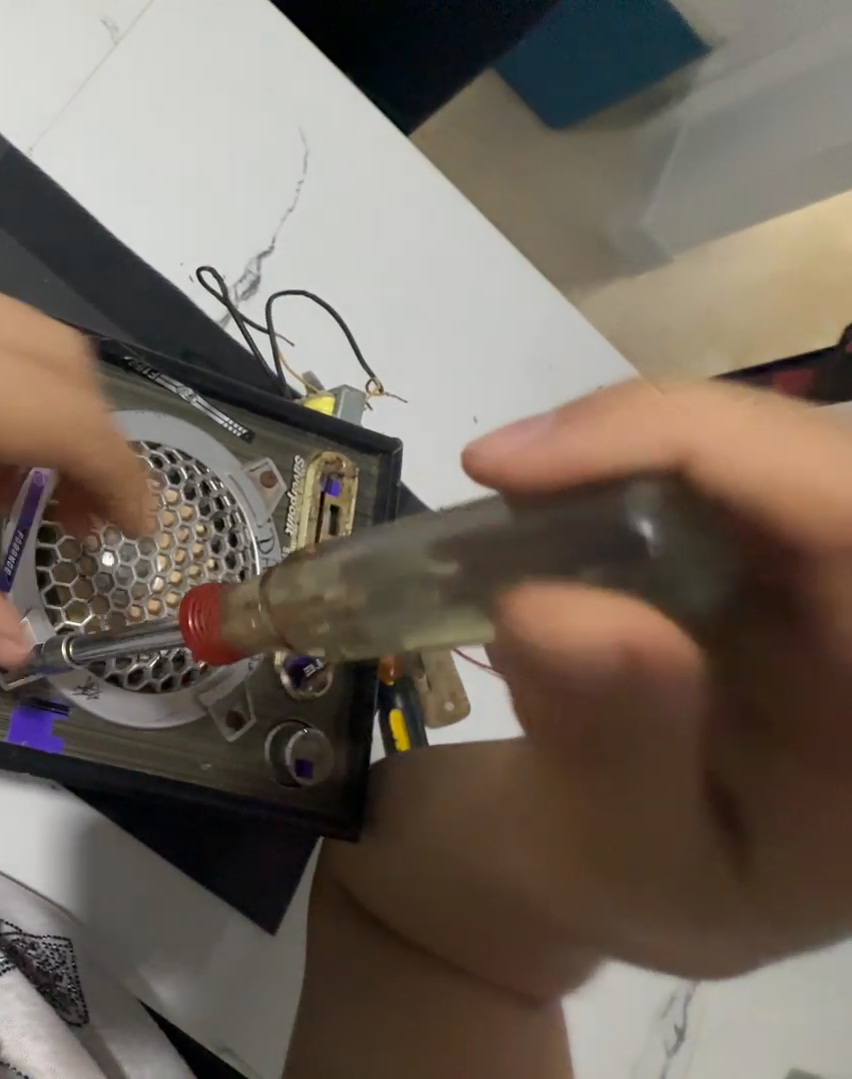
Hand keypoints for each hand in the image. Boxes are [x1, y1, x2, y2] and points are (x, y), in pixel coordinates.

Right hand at [461, 380, 851, 977]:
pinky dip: (610, 469)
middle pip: (838, 476)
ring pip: (779, 461)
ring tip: (511, 492)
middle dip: (669, 439)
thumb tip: (555, 601)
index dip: (713, 453)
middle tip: (502, 470)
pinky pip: (712, 485)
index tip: (516, 465)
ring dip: (633, 451)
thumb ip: (607, 746)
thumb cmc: (572, 879)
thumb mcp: (596, 849)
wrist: (541, 870)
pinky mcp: (754, 586)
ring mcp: (826, 613)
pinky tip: (539, 505)